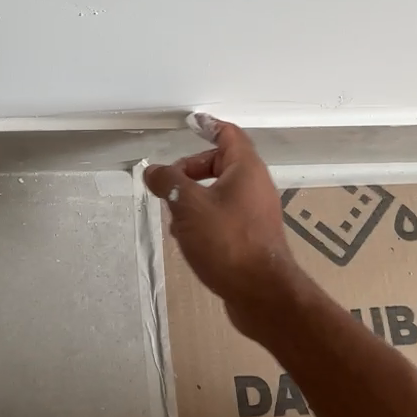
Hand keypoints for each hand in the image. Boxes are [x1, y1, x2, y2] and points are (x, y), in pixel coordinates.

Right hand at [144, 118, 305, 339]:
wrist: (261, 294)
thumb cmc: (227, 242)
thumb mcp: (188, 206)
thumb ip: (169, 183)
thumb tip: (154, 171)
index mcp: (246, 169)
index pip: (228, 134)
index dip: (209, 125)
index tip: (192, 122)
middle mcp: (255, 186)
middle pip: (221, 163)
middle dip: (191, 170)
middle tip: (169, 183)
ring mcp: (255, 213)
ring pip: (219, 192)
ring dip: (194, 197)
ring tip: (174, 215)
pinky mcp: (251, 236)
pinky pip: (224, 215)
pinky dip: (204, 217)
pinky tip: (188, 238)